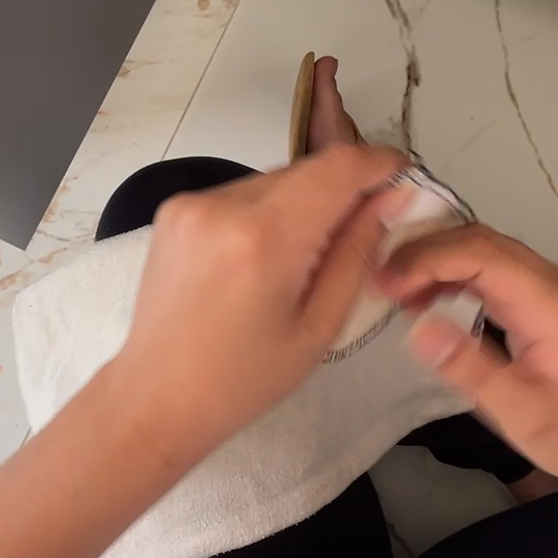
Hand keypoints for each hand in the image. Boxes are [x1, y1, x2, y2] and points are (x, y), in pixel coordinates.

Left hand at [111, 144, 408, 457]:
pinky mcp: (173, 209)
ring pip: (272, 179)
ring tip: (301, 256)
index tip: (401, 178)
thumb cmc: (243, 380)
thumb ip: (357, 253)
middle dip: (341, 190)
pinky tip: (261, 257)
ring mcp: (190, 203)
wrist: (156, 395)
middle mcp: (222, 205)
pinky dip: (265, 211)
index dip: (378, 163)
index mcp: (264, 238)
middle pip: (305, 170)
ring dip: (301, 202)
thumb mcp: (319, 327)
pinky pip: (239, 193)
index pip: (337, 167)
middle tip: (358, 232)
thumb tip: (392, 197)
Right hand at [376, 224, 557, 500]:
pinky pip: (485, 268)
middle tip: (379, 282)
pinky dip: (448, 275)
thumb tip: (416, 328)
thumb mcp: (520, 413)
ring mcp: (544, 286)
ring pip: (479, 248)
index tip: (386, 284)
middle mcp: (549, 280)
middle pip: (478, 240)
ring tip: (392, 289)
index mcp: (549, 300)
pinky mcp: (534, 299)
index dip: (427, 259)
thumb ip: (471, 369)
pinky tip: (421, 298)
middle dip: (423, 252)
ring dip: (432, 260)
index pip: (480, 253)